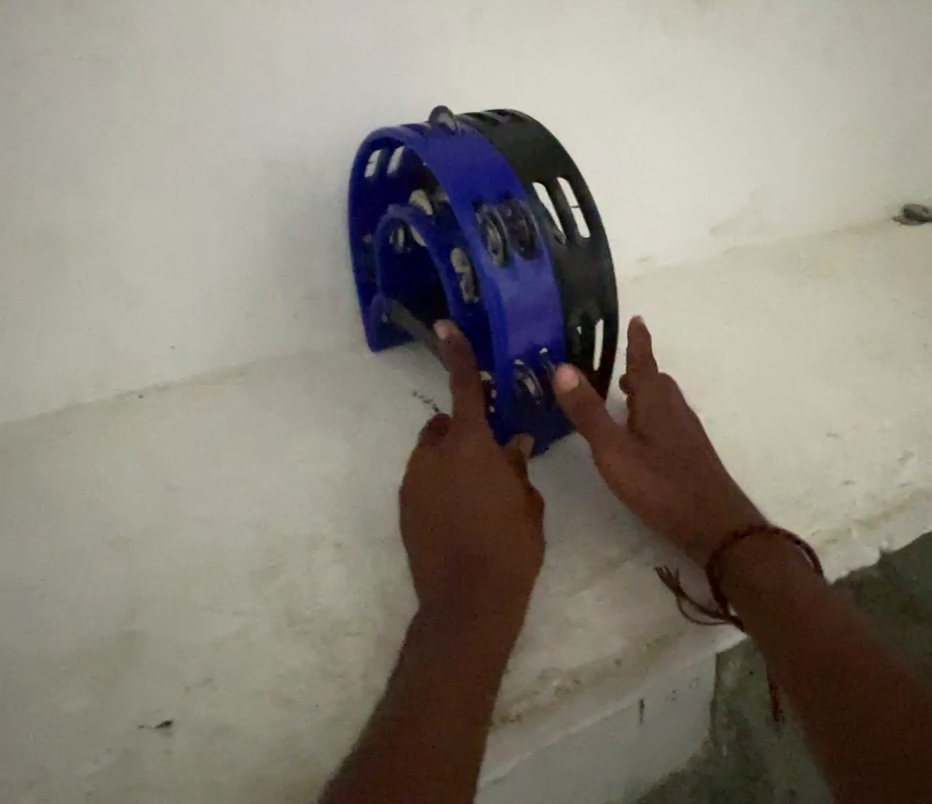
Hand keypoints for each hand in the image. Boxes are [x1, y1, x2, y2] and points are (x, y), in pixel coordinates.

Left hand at [400, 320, 545, 626]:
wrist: (467, 604)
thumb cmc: (510, 547)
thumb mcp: (527, 503)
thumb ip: (518, 468)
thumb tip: (516, 446)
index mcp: (470, 447)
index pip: (464, 390)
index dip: (457, 355)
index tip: (445, 326)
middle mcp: (434, 457)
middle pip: (444, 426)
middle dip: (464, 431)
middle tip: (492, 456)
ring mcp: (414, 485)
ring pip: (432, 455)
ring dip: (452, 461)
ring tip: (478, 492)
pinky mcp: (405, 510)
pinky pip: (424, 483)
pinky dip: (441, 485)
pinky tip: (462, 516)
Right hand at [553, 316, 763, 565]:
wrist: (714, 525)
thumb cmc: (661, 484)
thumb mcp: (614, 450)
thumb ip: (588, 412)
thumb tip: (563, 367)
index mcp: (656, 401)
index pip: (644, 361)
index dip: (637, 341)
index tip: (637, 319)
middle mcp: (675, 409)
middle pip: (655, 381)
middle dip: (637, 370)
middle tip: (616, 367)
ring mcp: (686, 432)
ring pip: (663, 402)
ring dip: (644, 394)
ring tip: (622, 398)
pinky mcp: (690, 454)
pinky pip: (667, 421)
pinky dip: (651, 416)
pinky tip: (641, 438)